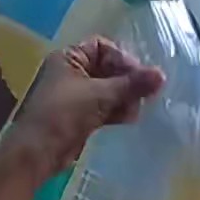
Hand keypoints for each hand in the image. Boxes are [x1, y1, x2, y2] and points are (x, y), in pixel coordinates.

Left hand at [6, 37, 164, 175]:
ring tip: (135, 110)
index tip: (140, 76)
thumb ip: (130, 85)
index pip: (102, 47)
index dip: (122, 58)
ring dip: (124, 98)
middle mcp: (71, 72)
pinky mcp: (80, 116)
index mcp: (68, 57)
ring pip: (108, 89)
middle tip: (145, 95)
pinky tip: (129, 118)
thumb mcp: (98, 95)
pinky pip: (104, 107)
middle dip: (127, 81)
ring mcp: (76, 95)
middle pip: (108, 69)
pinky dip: (116, 110)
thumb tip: (161, 75)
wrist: (37, 152)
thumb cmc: (62, 113)